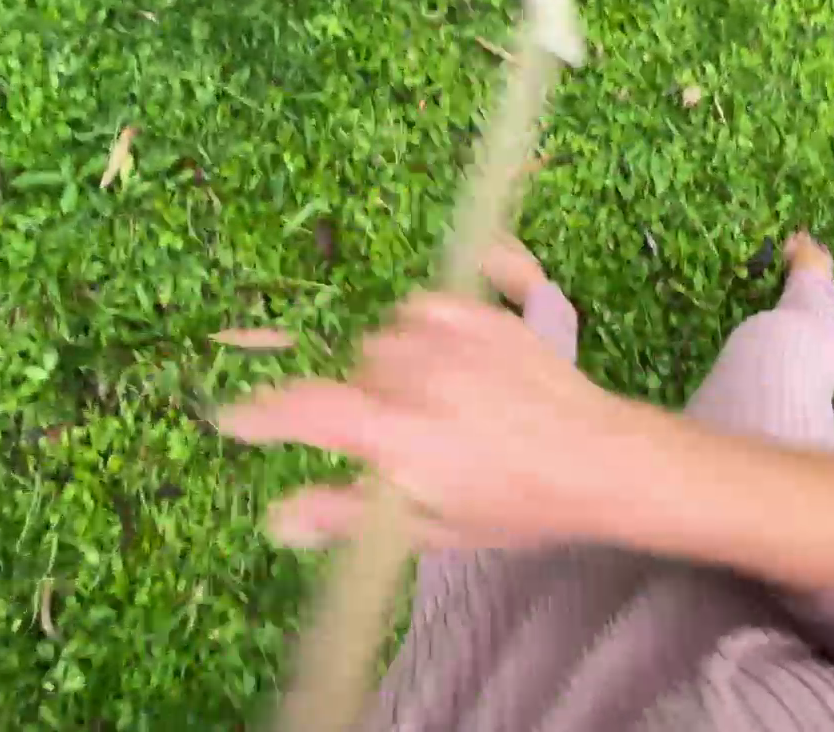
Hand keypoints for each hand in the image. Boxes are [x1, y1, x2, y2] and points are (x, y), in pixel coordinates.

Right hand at [218, 292, 656, 549]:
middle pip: (352, 371)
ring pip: (385, 336)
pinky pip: (425, 306)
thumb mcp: (435, 527)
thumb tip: (280, 516)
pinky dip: (421, 328)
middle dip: (358, 399)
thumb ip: (353, 516)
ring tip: (424, 394)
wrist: (598, 456)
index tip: (236, 415)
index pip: (311, 411)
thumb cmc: (518, 505)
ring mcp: (456, 341)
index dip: (265, 414)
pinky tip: (443, 355)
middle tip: (392, 430)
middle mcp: (422, 379)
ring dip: (390, 364)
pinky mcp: (486, 318)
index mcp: (403, 437)